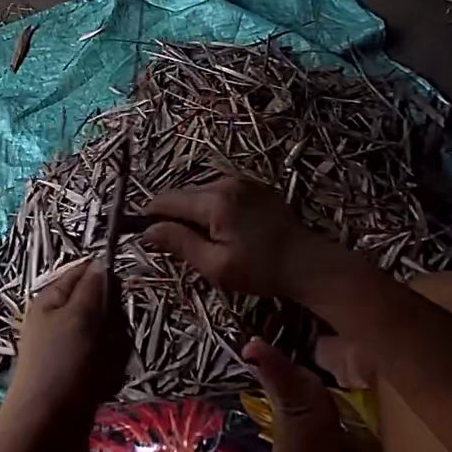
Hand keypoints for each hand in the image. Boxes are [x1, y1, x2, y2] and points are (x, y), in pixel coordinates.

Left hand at [3, 257, 127, 442]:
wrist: (47, 426)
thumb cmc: (60, 364)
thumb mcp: (78, 317)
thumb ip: (93, 287)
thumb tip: (102, 261)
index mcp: (53, 300)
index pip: (84, 273)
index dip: (105, 279)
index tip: (118, 293)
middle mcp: (62, 319)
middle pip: (103, 305)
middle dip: (112, 323)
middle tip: (105, 338)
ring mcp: (73, 347)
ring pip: (111, 335)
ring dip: (114, 350)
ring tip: (102, 367)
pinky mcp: (83, 372)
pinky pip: (109, 361)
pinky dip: (110, 372)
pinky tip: (102, 384)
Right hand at [143, 178, 359, 301]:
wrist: (308, 263)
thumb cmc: (260, 270)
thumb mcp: (215, 266)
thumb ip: (179, 243)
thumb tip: (148, 230)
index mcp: (214, 201)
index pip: (167, 199)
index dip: (150, 214)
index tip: (143, 232)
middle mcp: (225, 182)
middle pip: (183, 194)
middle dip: (174, 215)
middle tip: (179, 245)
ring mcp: (242, 181)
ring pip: (201, 192)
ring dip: (194, 212)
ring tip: (205, 240)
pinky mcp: (254, 186)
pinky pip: (220, 191)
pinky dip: (213, 207)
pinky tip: (223, 230)